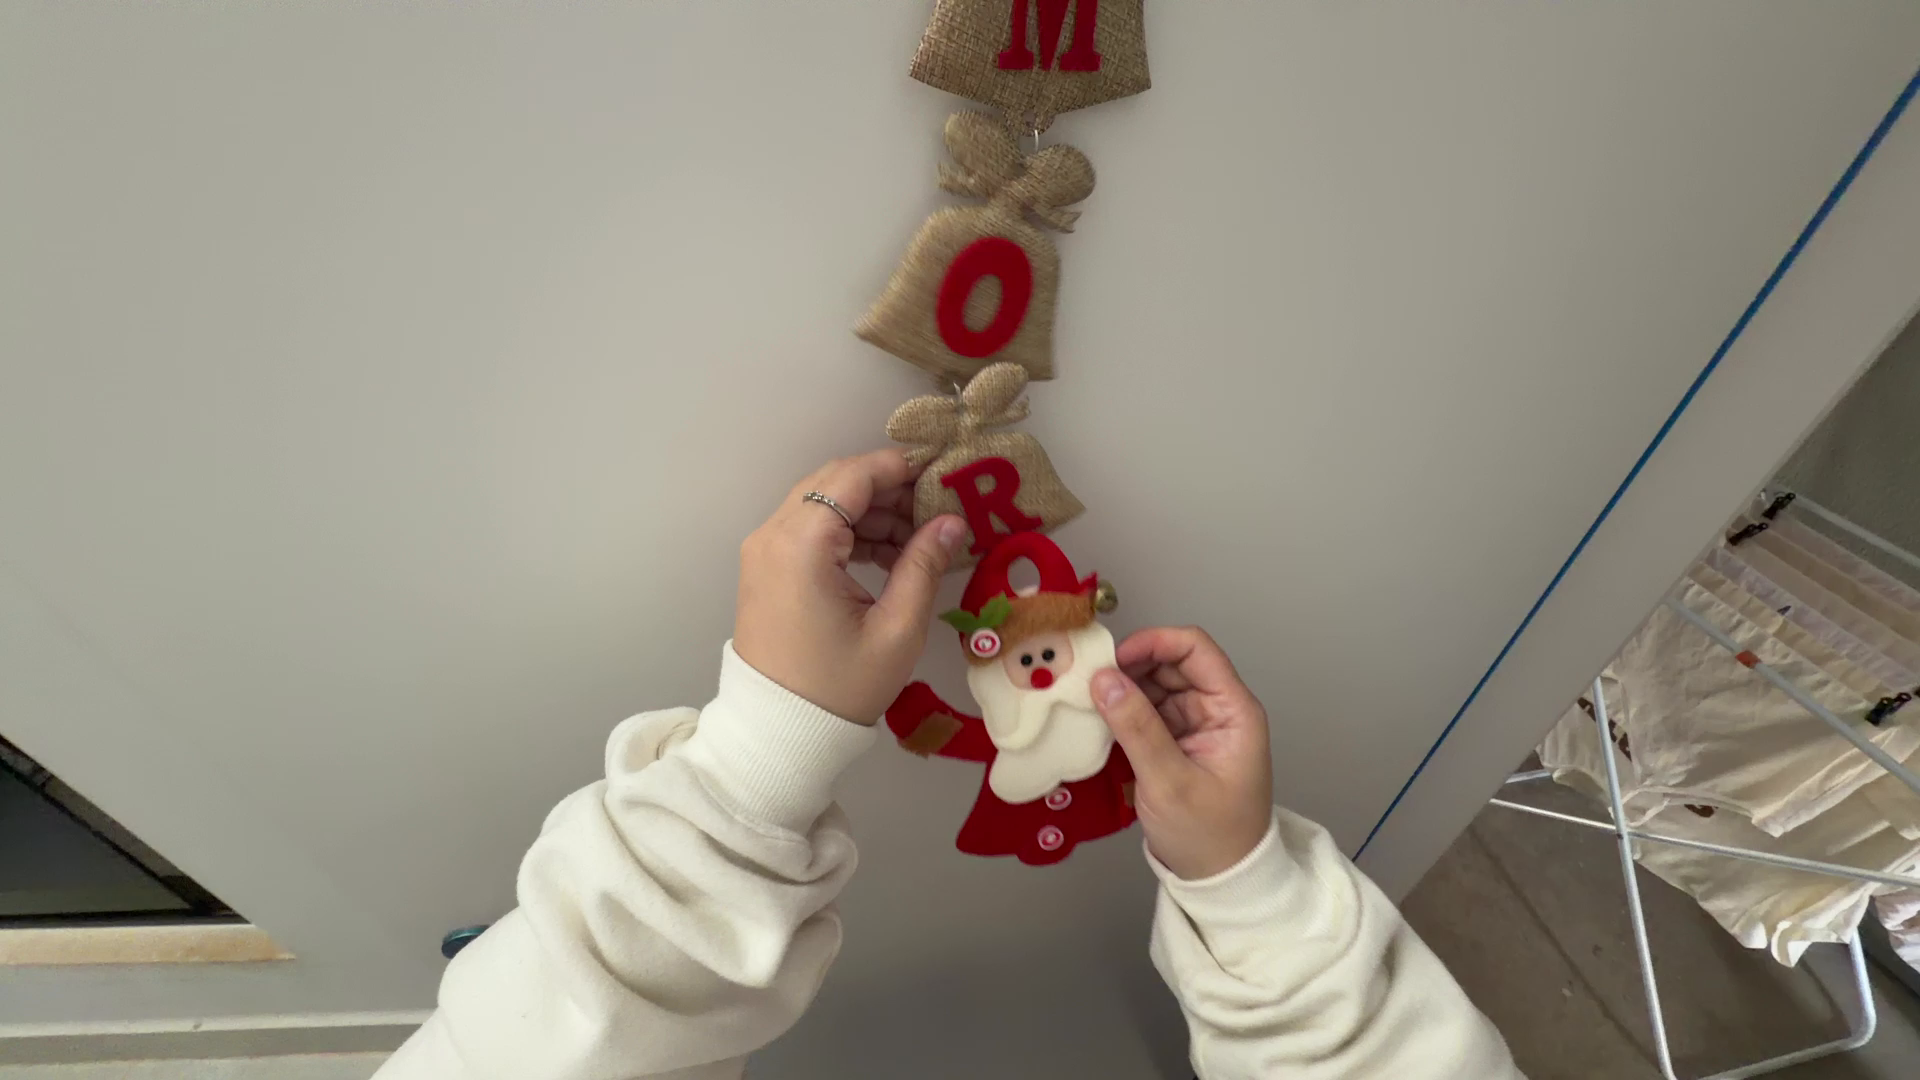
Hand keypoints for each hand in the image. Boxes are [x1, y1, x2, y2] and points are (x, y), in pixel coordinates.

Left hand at [734, 449, 966, 724]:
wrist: (778, 732)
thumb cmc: (840, 686)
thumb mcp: (896, 629)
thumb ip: (924, 564)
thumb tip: (952, 521)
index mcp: (802, 545)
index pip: (852, 476)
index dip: (900, 467)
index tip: (941, 476)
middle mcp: (774, 535)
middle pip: (835, 482)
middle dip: (888, 488)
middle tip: (934, 511)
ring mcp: (764, 550)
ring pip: (823, 502)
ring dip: (870, 510)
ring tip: (917, 539)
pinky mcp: (766, 566)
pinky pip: (810, 528)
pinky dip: (848, 530)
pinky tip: (887, 554)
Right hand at [1091, 627, 1272, 879]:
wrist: (1221, 883)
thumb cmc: (1208, 836)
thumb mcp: (1169, 782)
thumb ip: (1136, 727)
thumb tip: (1103, 679)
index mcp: (1232, 710)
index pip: (1195, 649)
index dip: (1154, 643)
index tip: (1114, 660)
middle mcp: (1215, 708)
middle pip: (1170, 663)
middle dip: (1131, 667)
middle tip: (1091, 683)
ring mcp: (1194, 723)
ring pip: (1153, 684)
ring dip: (1123, 689)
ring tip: (1090, 702)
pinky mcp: (1174, 740)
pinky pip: (1145, 709)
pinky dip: (1122, 710)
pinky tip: (1100, 720)